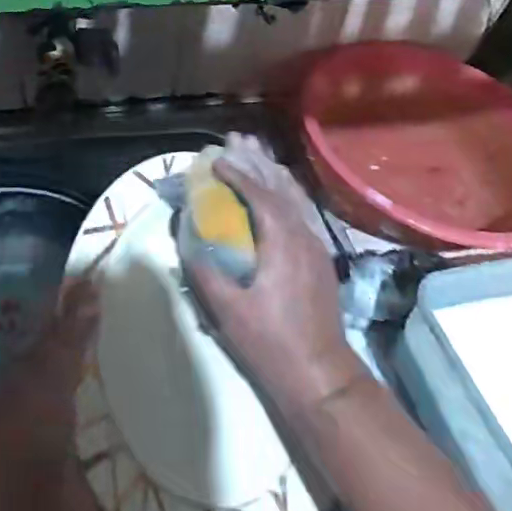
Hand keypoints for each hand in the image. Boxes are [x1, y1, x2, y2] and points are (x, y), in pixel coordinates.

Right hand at [189, 133, 364, 414]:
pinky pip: (302, 210)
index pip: (260, 194)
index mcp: (282, 241)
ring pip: (295, 196)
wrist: (319, 372)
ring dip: (273, 172)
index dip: (238, 173)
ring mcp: (315, 243)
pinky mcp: (319, 256)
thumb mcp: (229, 312)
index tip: (217, 158)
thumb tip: (191, 243)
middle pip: (280, 186)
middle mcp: (302, 233)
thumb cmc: (271, 342)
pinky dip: (287, 191)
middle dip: (257, 161)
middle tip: (238, 138)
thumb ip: (208, 274)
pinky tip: (280, 189)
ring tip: (256, 152)